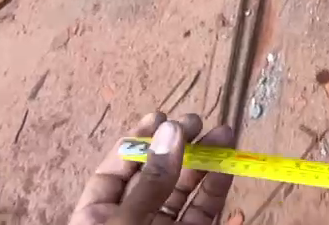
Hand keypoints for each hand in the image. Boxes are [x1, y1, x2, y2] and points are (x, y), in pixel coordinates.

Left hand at [70, 112, 239, 224]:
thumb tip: (173, 128)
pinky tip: (230, 171)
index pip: (115, 171)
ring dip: (208, 162)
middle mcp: (132, 220)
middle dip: (181, 145)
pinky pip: (205, 215)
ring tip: (226, 134)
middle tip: (198, 121)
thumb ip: (150, 183)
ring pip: (187, 192)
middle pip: (158, 175)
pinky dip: (219, 195)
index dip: (138, 141)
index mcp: (98, 218)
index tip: (162, 114)